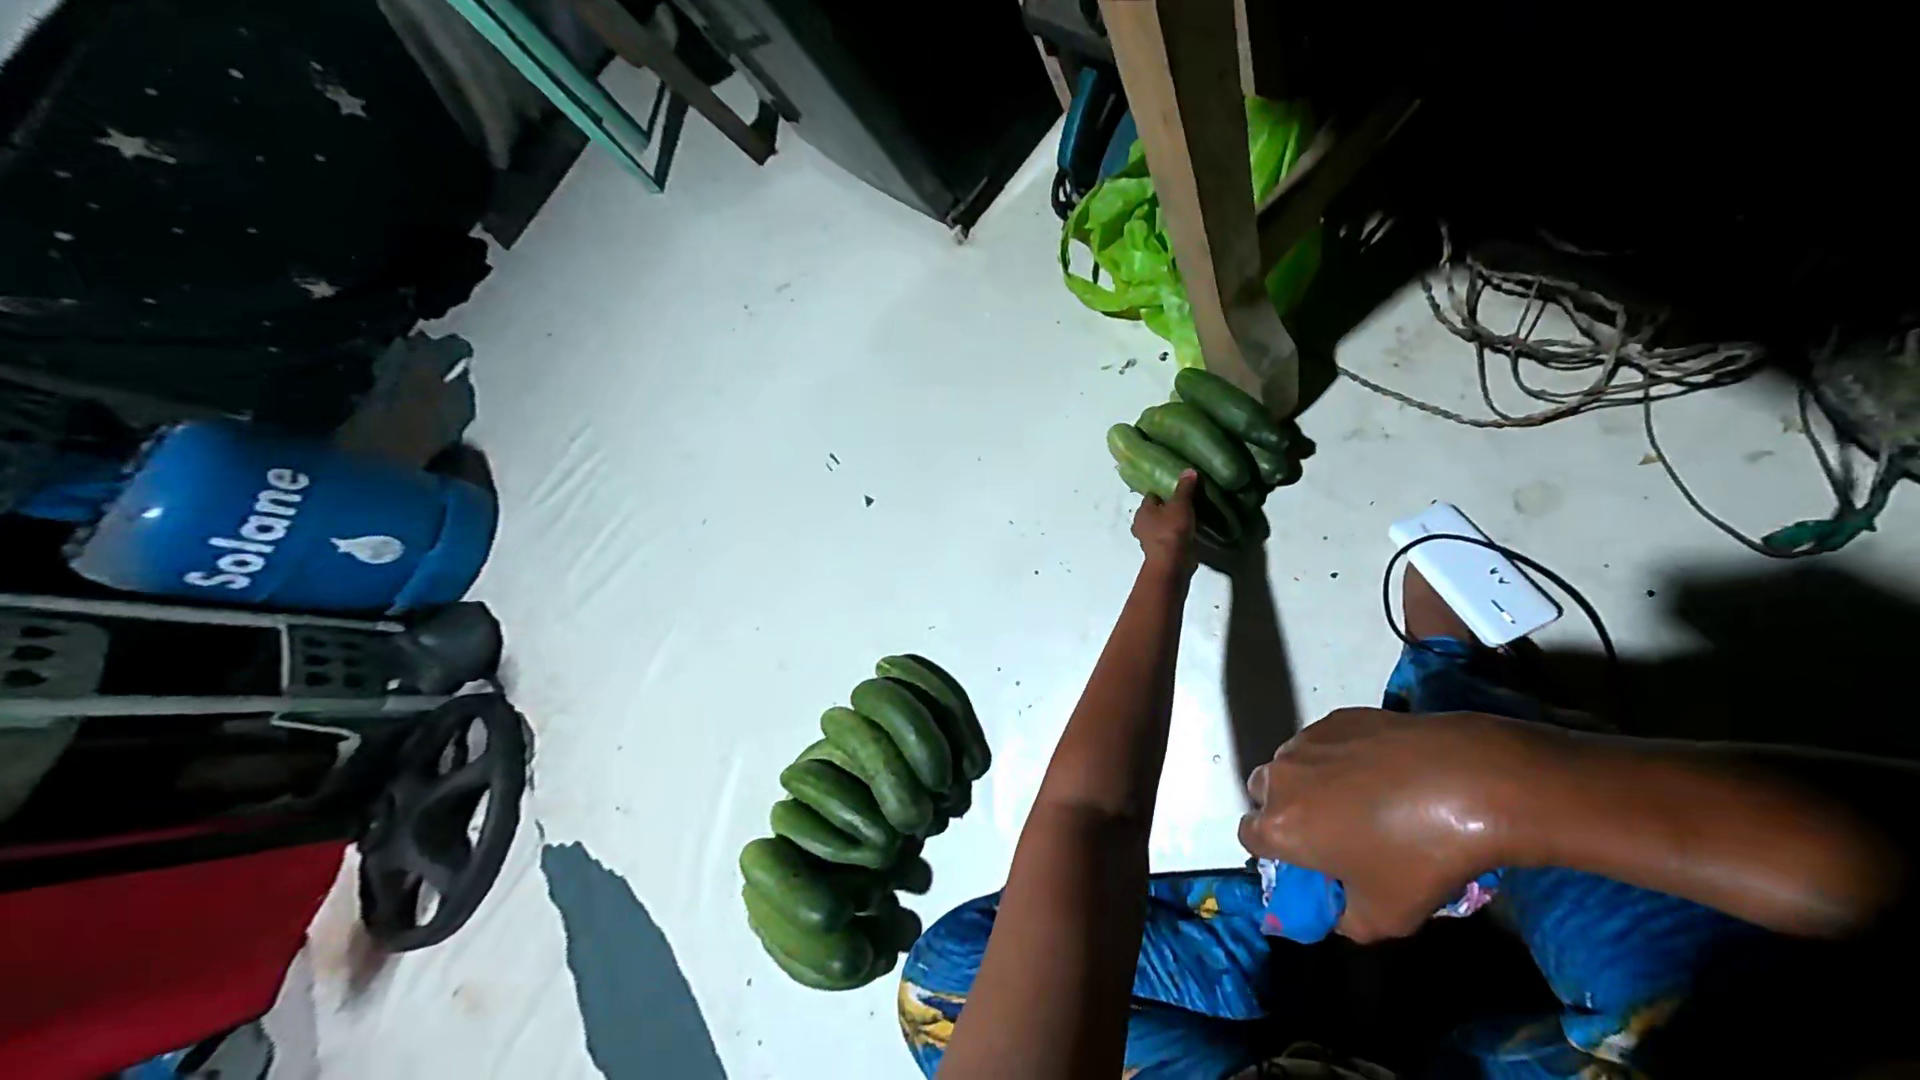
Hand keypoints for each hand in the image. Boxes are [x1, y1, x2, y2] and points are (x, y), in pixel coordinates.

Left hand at [1132, 470, 1198, 572]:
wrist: (1171, 562)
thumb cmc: (1172, 529)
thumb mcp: (1181, 504)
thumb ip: (1185, 487)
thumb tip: (1189, 469)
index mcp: (1142, 510)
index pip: (1152, 496)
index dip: (1165, 492)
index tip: (1179, 490)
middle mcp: (1140, 524)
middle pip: (1155, 512)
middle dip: (1167, 509)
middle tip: (1185, 505)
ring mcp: (1148, 540)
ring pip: (1160, 527)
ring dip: (1171, 524)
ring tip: (1189, 519)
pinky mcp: (1158, 553)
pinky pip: (1167, 539)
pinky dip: (1174, 537)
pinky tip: (1187, 534)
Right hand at [1238, 708, 1560, 941]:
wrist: (1470, 783)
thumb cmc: (1422, 854)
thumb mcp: (1390, 916)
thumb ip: (1348, 921)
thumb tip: (1339, 910)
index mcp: (1280, 826)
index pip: (1249, 837)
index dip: (1274, 853)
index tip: (1309, 862)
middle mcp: (1280, 777)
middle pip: (1264, 794)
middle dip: (1286, 810)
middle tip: (1334, 829)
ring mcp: (1306, 742)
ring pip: (1293, 765)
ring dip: (1312, 781)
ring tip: (1366, 797)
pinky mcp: (1336, 718)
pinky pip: (1325, 743)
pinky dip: (1342, 757)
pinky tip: (1386, 771)